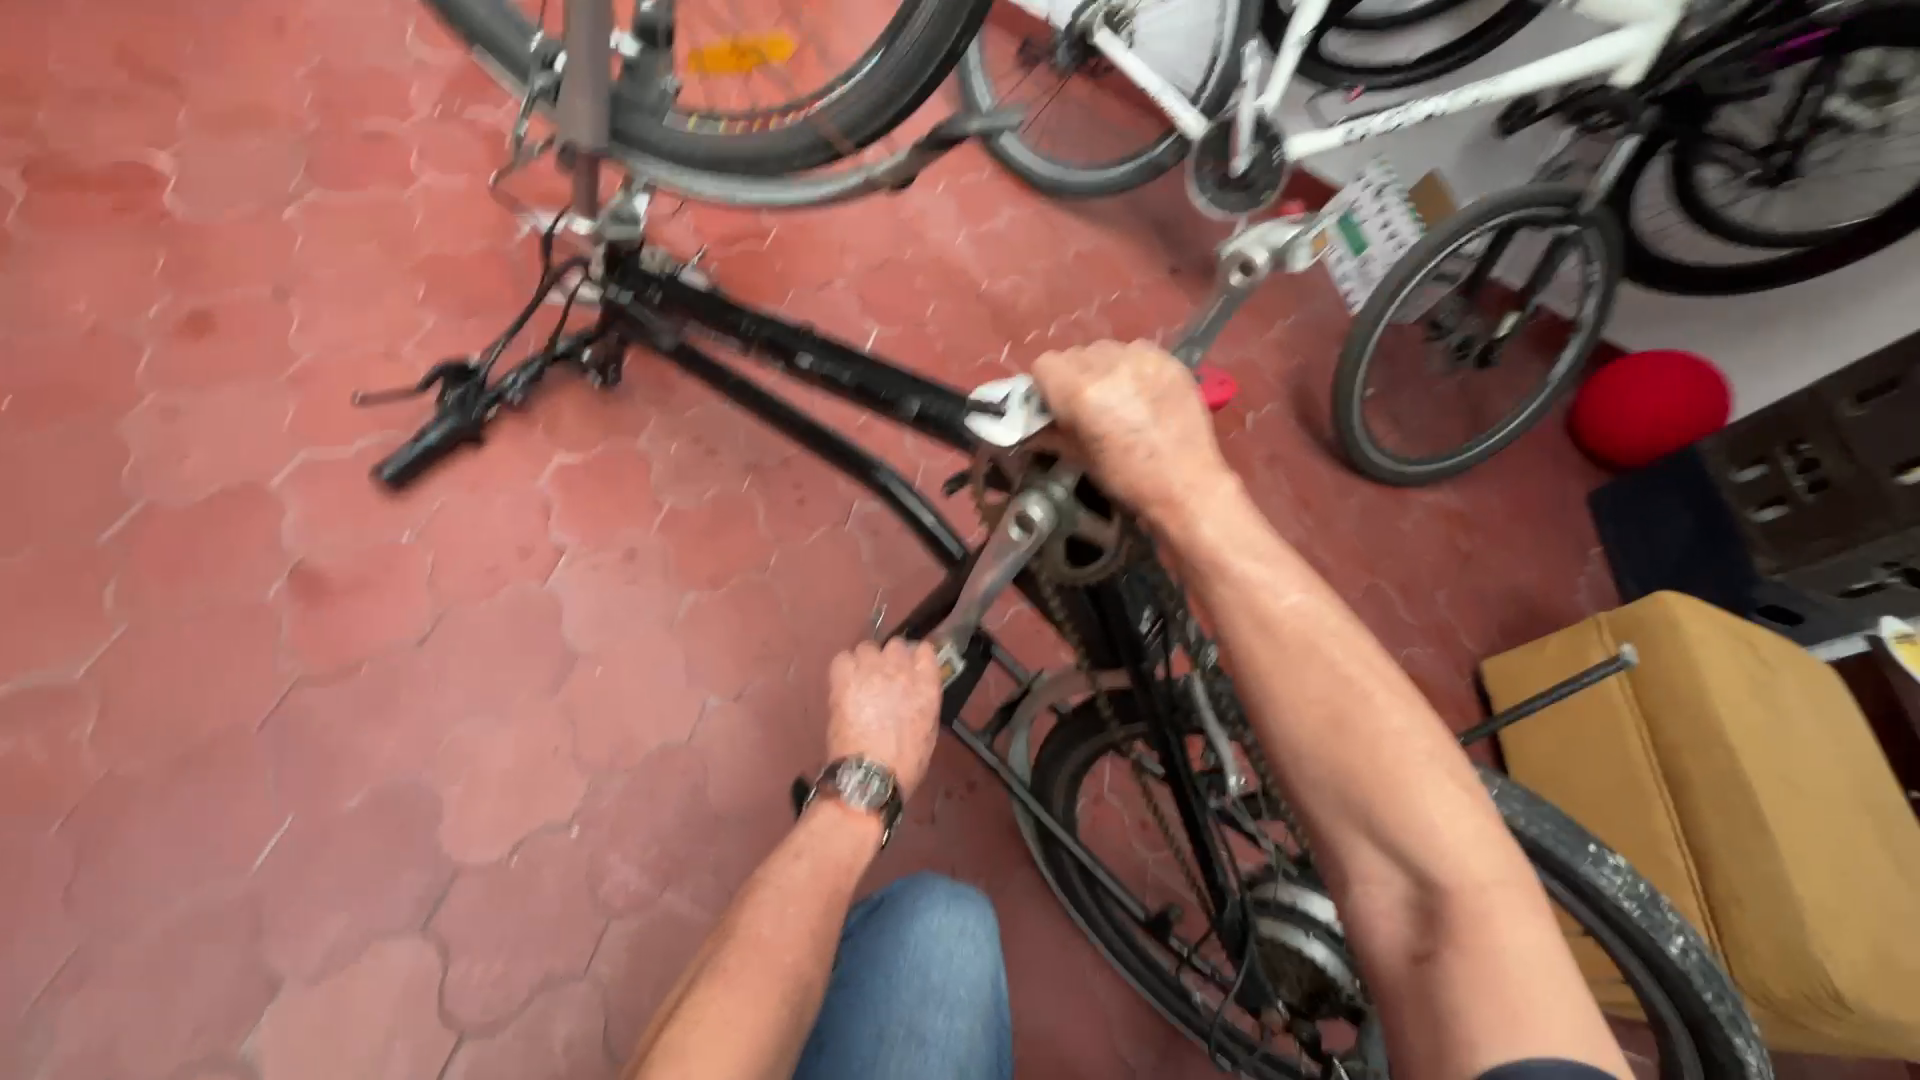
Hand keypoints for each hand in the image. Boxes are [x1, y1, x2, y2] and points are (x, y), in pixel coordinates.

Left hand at [825, 639, 941, 798]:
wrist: (870, 776)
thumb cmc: (904, 763)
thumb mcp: (927, 730)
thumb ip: (922, 702)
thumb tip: (911, 694)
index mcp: (927, 685)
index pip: (924, 650)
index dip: (915, 659)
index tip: (909, 669)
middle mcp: (901, 669)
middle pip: (895, 645)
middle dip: (889, 660)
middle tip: (882, 680)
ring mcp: (871, 670)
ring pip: (867, 648)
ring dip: (865, 663)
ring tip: (860, 683)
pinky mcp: (844, 678)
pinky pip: (843, 658)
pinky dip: (844, 668)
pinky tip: (844, 685)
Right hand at [1031, 340, 1235, 527]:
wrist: (1186, 484)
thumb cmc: (1127, 479)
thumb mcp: (1080, 458)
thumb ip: (1052, 433)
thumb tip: (1031, 428)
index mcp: (1080, 391)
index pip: (1044, 364)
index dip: (1045, 385)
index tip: (1054, 405)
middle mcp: (1108, 365)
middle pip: (1074, 354)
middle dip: (1073, 376)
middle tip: (1086, 404)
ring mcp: (1142, 359)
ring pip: (1105, 349)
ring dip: (1102, 367)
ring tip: (1117, 396)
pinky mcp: (1169, 359)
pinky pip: (1136, 350)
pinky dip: (1131, 365)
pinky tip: (1142, 391)